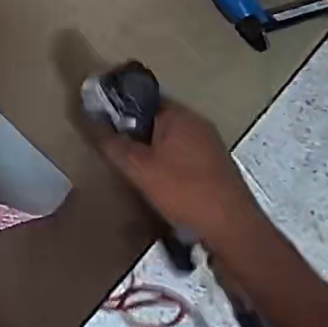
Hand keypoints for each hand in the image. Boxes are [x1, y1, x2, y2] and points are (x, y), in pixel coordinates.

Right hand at [92, 101, 262, 243]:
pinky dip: (170, 167)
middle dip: (137, 136)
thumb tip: (96, 126)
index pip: (144, 99)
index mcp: (179, 115)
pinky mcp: (216, 166)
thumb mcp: (140, 169)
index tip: (104, 124)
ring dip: (154, 154)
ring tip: (137, 173)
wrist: (231, 227)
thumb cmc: (184, 191)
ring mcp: (210, 145)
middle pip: (158, 121)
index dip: (121, 110)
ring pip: (171, 141)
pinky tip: (162, 187)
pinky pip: (185, 158)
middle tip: (117, 153)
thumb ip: (115, 146)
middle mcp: (198, 123)